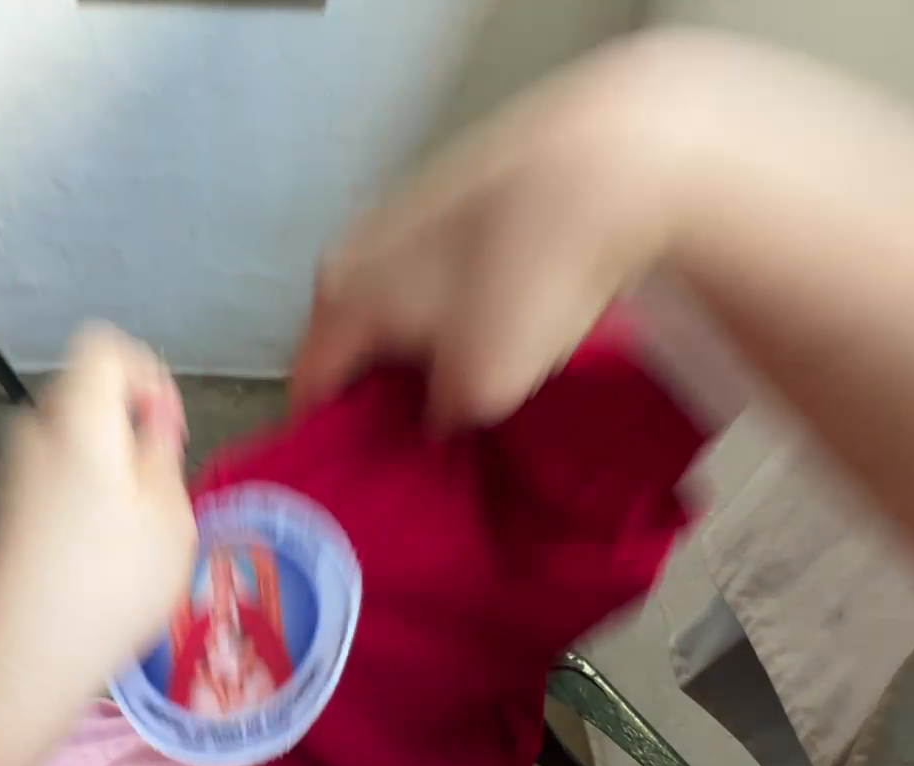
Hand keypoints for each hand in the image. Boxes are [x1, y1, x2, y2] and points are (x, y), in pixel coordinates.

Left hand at [0, 323, 196, 726]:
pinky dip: (85, 495)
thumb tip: (152, 416)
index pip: (103, 348)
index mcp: (77, 418)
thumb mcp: (169, 514)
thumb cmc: (111, 583)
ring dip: (111, 467)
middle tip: (159, 486)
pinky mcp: (7, 513)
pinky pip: (56, 477)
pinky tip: (101, 553)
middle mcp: (34, 433)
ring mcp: (14, 475)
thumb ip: (162, 449)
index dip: (144, 374)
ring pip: (74, 441)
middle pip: (87, 395)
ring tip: (136, 529)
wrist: (21, 660)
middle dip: (130, 426)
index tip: (166, 428)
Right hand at [290, 31, 713, 429]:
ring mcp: (392, 213)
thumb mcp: (480, 387)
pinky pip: (420, 265)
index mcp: (339, 303)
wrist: (605, 160)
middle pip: (343, 341)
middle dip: (374, 382)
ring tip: (460, 359)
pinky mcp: (439, 187)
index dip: (330, 430)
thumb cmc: (523, 287)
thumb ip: (440, 414)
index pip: (308, 386)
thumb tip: (439, 408)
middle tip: (419, 415)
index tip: (363, 458)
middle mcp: (349, 254)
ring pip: (382, 300)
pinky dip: (439, 293)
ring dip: (408, 337)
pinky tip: (491, 299)